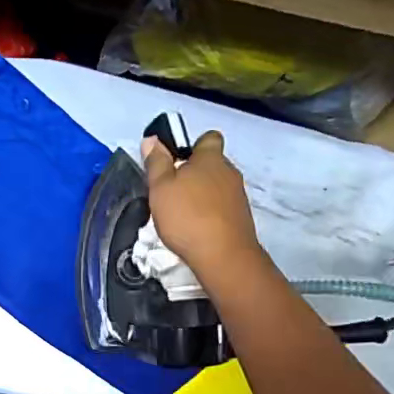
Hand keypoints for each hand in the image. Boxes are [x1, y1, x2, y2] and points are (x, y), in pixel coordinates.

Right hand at [143, 130, 263, 280]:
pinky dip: (211, 213)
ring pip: (218, 187)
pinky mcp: (241, 217)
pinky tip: (197, 229)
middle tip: (174, 192)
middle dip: (196, 174)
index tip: (178, 161)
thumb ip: (156, 163)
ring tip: (184, 215)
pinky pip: (223, 207)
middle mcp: (229, 171)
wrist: (223, 255)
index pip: (209, 138)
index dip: (194, 145)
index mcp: (210, 158)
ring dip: (203, 195)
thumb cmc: (187, 217)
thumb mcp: (161, 188)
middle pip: (212, 164)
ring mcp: (238, 195)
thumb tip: (152, 139)